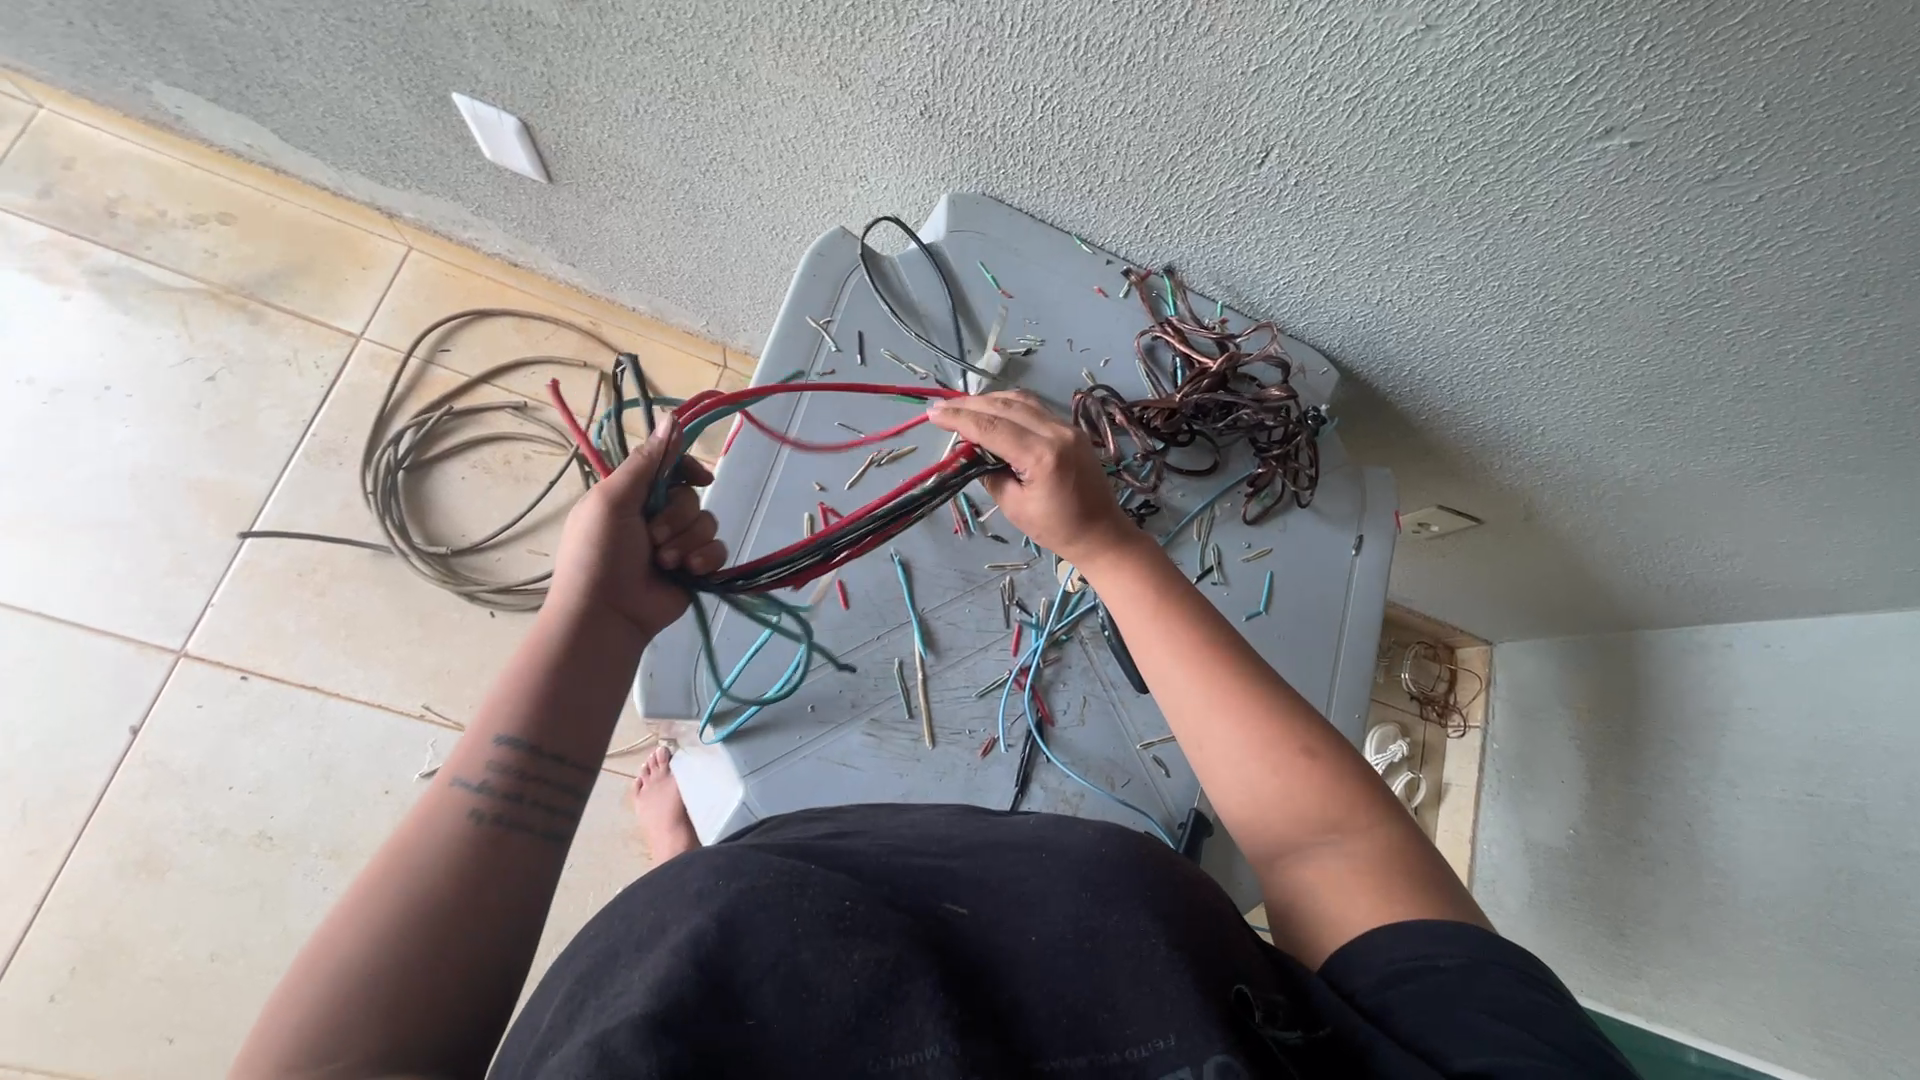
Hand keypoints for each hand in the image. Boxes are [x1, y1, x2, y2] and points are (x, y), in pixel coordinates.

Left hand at [547, 419, 725, 639]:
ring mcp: (677, 543)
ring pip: (707, 523)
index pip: (670, 467)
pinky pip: (717, 550)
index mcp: (632, 495)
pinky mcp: (696, 568)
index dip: (686, 468)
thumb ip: (646, 462)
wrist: (608, 613)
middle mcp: (656, 516)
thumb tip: (672, 416)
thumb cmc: (598, 553)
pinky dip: (705, 558)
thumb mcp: (613, 500)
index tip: (698, 477)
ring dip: (688, 541)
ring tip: (665, 562)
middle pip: (691, 496)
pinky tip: (689, 571)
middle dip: (677, 517)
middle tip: (653, 538)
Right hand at [926, 391, 1139, 568]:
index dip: (959, 419)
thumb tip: (971, 450)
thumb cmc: (1057, 529)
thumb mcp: (1014, 507)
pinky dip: (1009, 406)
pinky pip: (1035, 408)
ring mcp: (1067, 428)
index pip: (992, 428)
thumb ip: (990, 474)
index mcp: (1042, 456)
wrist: (1102, 533)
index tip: (933, 414)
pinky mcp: (1071, 429)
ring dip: (989, 400)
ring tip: (962, 407)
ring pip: (1021, 401)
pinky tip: (992, 411)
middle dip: (969, 404)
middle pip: (1004, 407)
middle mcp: (1057, 433)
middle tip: (940, 407)